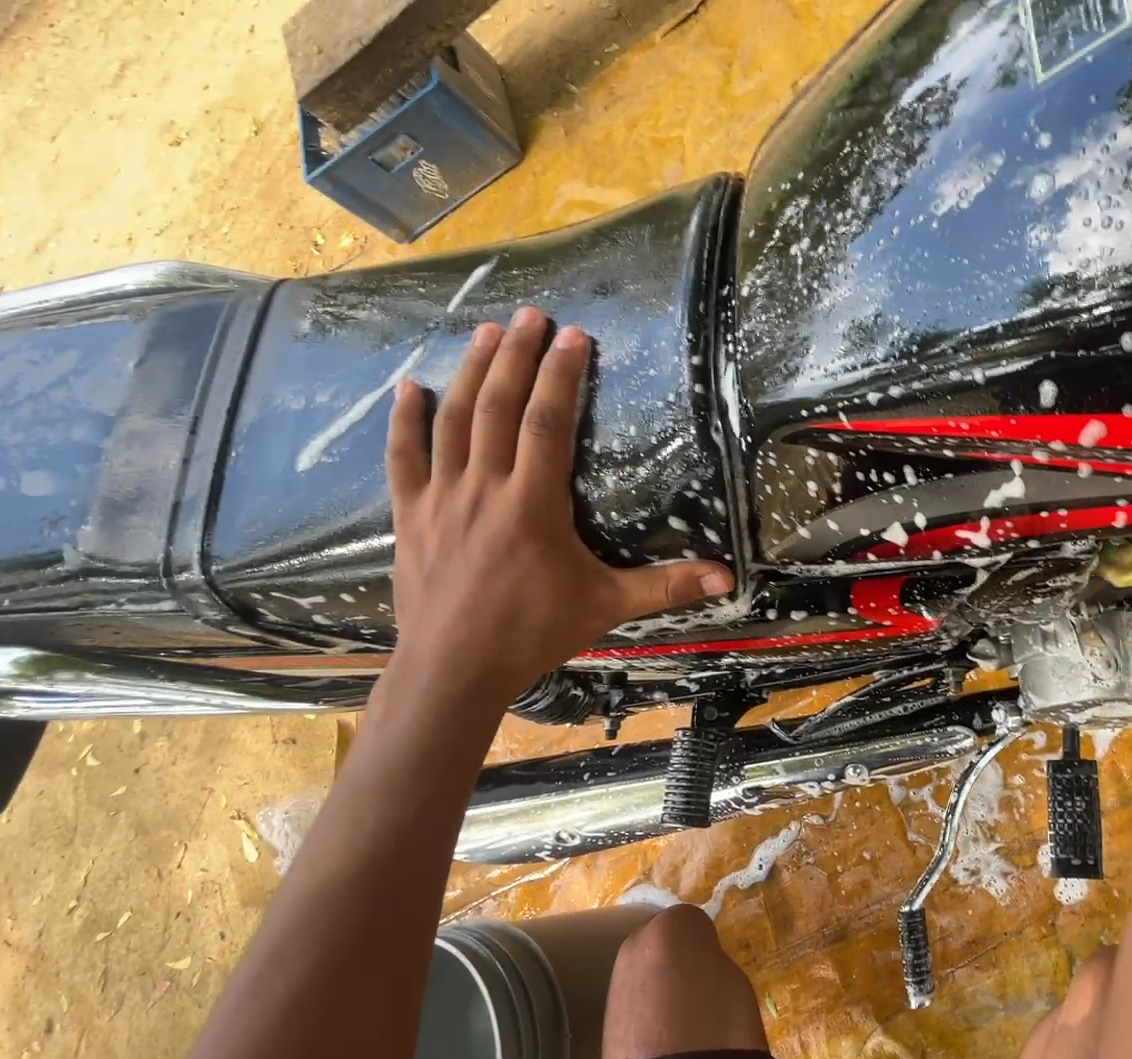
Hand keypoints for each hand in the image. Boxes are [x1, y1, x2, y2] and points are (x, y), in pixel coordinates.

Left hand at [384, 307, 733, 703]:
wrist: (454, 670)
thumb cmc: (534, 632)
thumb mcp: (608, 606)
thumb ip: (666, 586)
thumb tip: (726, 577)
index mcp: (533, 502)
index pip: (549, 422)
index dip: (562, 375)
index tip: (575, 336)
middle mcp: (484, 487)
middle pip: (499, 406)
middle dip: (516, 355)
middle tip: (531, 314)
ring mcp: (441, 498)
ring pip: (453, 421)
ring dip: (471, 372)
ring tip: (485, 332)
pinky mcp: (411, 516)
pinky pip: (405, 459)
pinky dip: (407, 421)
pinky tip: (411, 388)